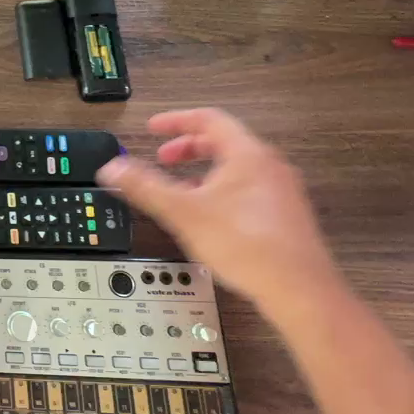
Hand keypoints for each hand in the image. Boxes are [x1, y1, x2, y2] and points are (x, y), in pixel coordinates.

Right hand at [98, 109, 340, 318]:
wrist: (302, 293)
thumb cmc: (245, 245)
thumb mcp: (183, 213)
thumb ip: (145, 187)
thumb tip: (111, 167)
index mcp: (247, 154)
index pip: (209, 120)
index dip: (176, 120)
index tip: (152, 128)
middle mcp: (269, 166)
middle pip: (224, 141)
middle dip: (187, 147)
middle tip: (162, 158)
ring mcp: (283, 191)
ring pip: (237, 166)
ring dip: (204, 169)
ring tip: (181, 188)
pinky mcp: (288, 216)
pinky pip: (249, 186)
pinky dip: (222, 187)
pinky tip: (209, 215)